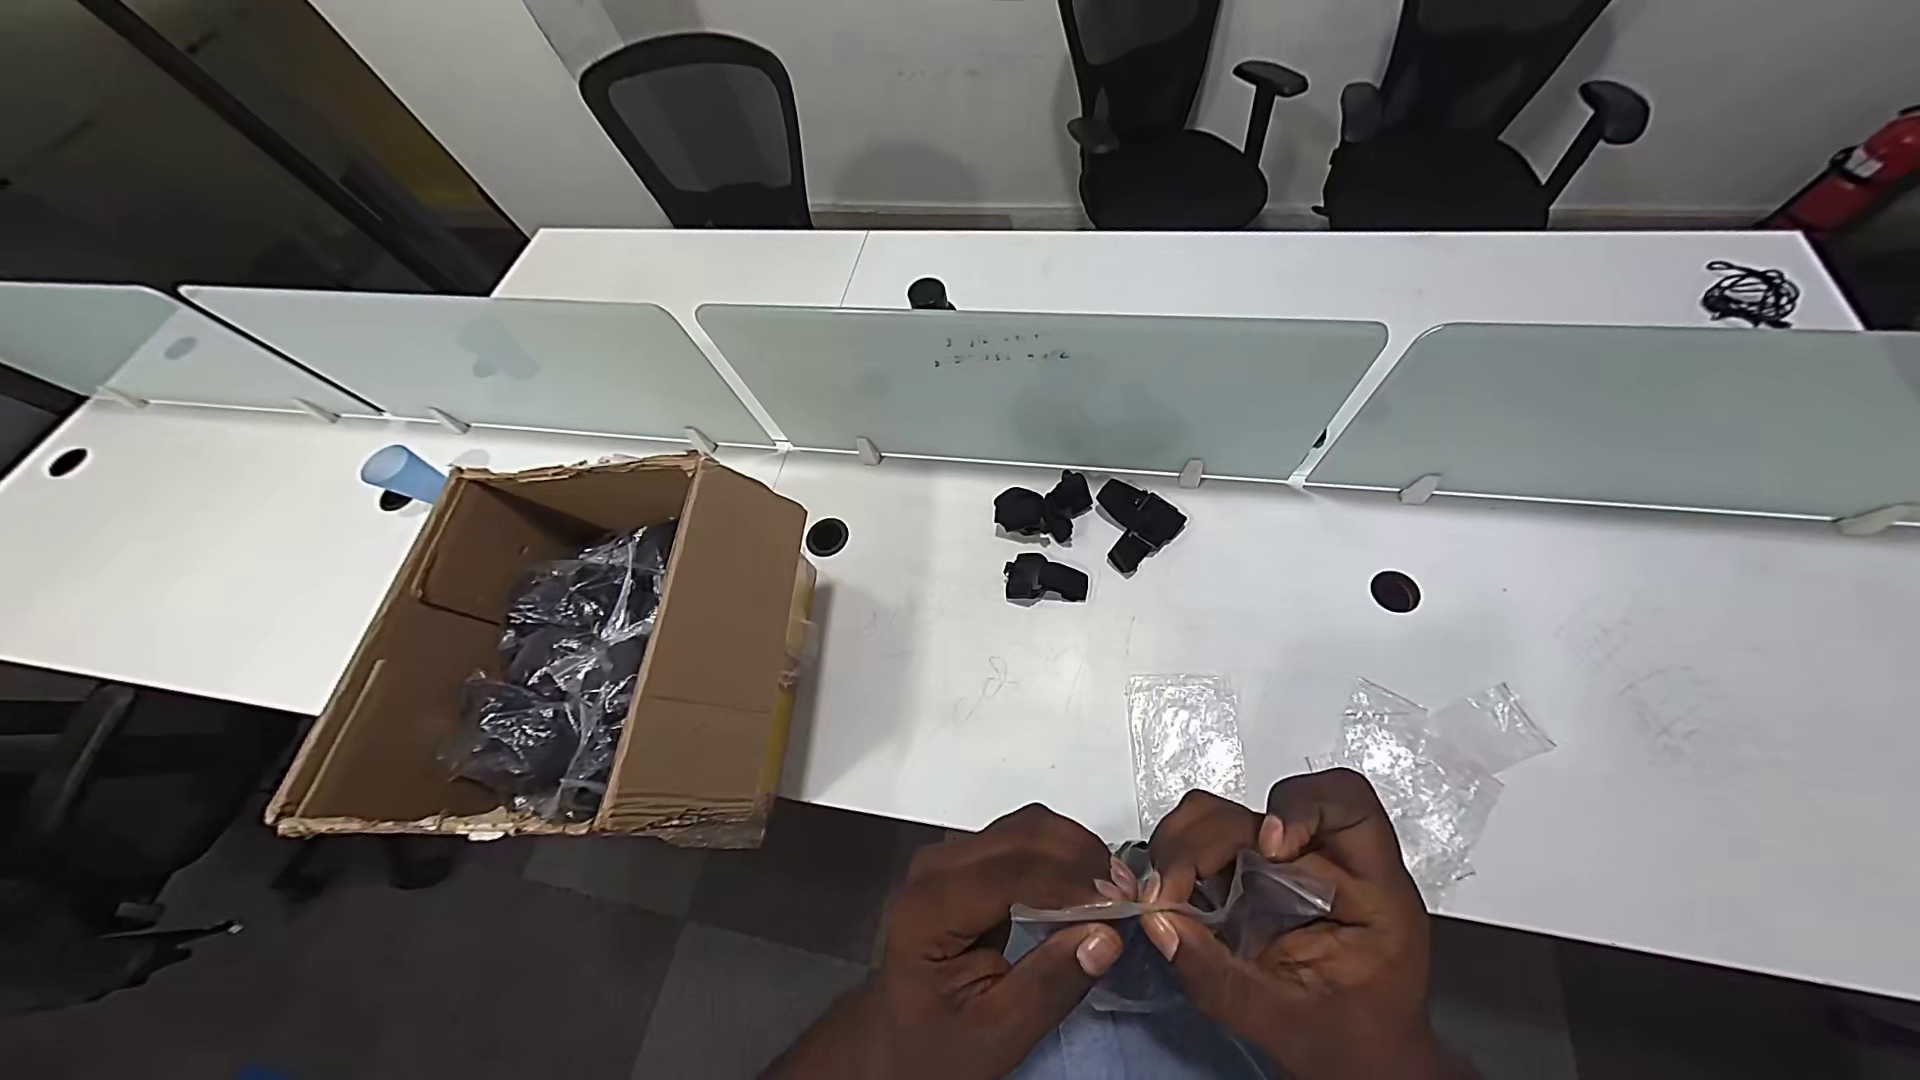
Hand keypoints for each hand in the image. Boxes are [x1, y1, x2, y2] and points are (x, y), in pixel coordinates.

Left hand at [764, 804, 1123, 1079]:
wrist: (899, 1032)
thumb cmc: (939, 1041)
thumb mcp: (996, 1034)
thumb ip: (1051, 984)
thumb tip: (1107, 935)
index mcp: (931, 907)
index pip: (1009, 872)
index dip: (1068, 880)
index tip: (1118, 903)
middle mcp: (936, 865)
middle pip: (1019, 834)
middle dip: (1079, 856)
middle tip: (1125, 894)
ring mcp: (949, 855)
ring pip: (1023, 825)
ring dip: (1073, 848)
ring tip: (1111, 888)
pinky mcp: (966, 857)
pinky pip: (1020, 836)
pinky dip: (1059, 850)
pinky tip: (1084, 880)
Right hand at [1142, 770, 1452, 1079]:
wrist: (1356, 1061)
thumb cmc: (1348, 1045)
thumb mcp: (1289, 1028)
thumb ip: (1222, 980)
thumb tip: (1159, 923)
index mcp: (1368, 892)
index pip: (1347, 805)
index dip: (1303, 807)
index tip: (1270, 849)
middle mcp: (1318, 861)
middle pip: (1252, 808)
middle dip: (1203, 843)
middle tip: (1173, 891)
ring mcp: (1277, 860)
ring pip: (1217, 813)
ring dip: (1181, 843)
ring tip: (1167, 891)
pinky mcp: (1244, 866)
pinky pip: (1199, 835)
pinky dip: (1176, 854)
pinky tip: (1170, 891)